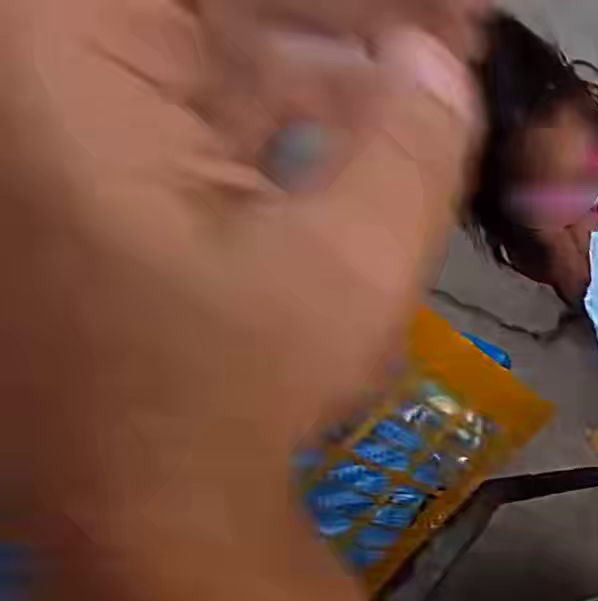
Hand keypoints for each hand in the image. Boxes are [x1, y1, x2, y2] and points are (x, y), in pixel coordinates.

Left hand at [0, 0, 479, 509]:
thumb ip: (408, 153)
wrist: (157, 474)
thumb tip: (447, 59)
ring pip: (234, 44)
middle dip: (362, 22)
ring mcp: (86, 108)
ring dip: (348, 57)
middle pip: (227, 7)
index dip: (366, 2)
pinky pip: (231, 98)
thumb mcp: (349, 262)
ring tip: (448, 69)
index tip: (459, 14)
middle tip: (464, 33)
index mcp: (64, 52)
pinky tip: (394, 113)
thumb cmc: (240, 370)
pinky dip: (319, 104)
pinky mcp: (132, 160)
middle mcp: (52, 60)